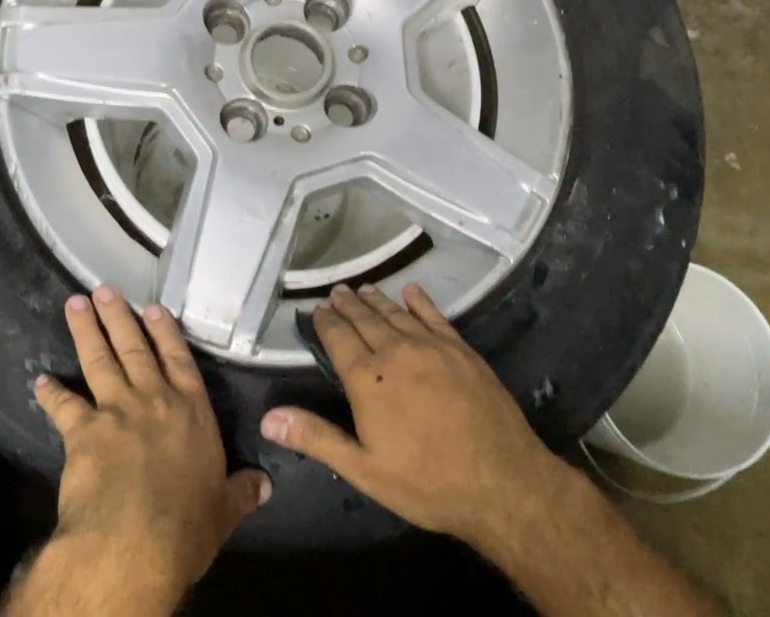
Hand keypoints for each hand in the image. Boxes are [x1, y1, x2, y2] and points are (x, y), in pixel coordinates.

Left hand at [35, 286, 270, 595]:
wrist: (135, 542)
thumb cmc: (187, 526)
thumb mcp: (224, 510)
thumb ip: (242, 491)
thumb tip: (266, 485)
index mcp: (192, 413)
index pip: (179, 361)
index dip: (166, 332)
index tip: (153, 306)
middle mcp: (155, 401)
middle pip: (136, 349)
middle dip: (120, 316)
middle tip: (104, 289)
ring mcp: (117, 411)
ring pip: (101, 360)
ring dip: (86, 331)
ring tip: (74, 304)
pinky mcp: (83, 431)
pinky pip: (64, 406)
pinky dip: (51, 393)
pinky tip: (40, 380)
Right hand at [259, 283, 571, 548]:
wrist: (501, 482)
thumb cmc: (426, 482)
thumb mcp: (364, 469)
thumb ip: (316, 438)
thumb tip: (268, 418)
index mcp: (368, 379)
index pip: (339, 339)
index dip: (325, 322)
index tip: (316, 309)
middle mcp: (397, 352)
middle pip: (366, 320)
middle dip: (348, 305)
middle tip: (336, 291)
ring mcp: (433, 348)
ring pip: (398, 314)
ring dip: (378, 300)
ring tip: (363, 288)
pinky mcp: (462, 351)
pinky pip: (435, 317)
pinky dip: (420, 302)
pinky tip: (412, 292)